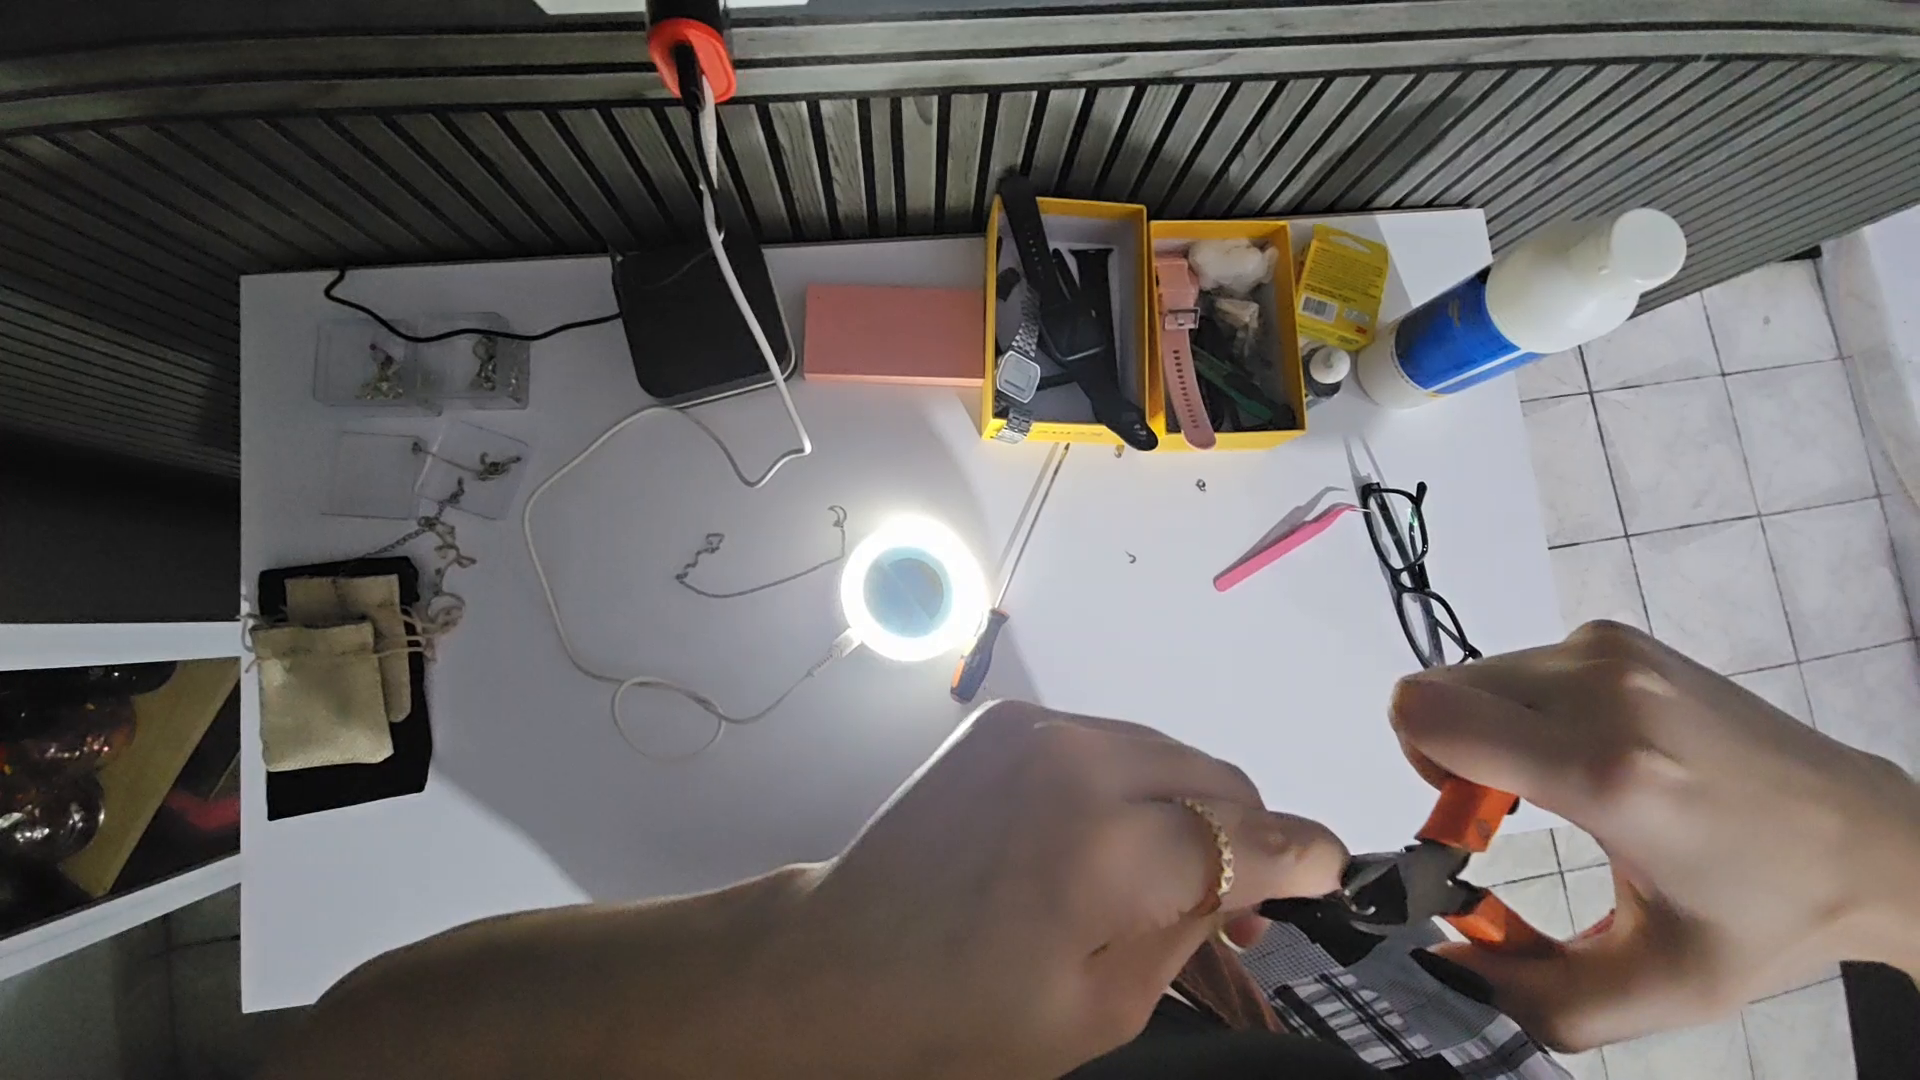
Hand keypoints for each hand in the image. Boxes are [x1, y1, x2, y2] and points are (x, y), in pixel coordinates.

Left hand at [786, 699, 1346, 1079]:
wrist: (843, 953)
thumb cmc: (970, 1013)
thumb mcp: (1103, 1006)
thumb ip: (1189, 926)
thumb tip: (1251, 880)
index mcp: (1106, 849)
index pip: (1246, 834)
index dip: (1302, 854)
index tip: (1329, 869)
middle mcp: (1078, 761)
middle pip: (1214, 774)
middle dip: (1246, 829)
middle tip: (1240, 895)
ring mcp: (1036, 726)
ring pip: (1163, 748)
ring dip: (1188, 799)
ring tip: (1173, 860)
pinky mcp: (1006, 717)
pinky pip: (1105, 739)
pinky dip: (1129, 778)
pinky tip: (1106, 826)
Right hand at [1390, 620, 1919, 1050]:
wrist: (1877, 839)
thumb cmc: (1761, 915)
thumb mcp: (1658, 985)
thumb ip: (1537, 995)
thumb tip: (1438, 970)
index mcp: (1607, 774)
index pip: (1427, 714)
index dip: (1419, 759)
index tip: (1470, 805)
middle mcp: (1600, 691)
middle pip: (1433, 693)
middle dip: (1445, 747)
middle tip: (1508, 798)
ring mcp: (1606, 651)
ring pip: (1468, 676)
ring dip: (1483, 725)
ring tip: (1552, 774)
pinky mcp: (1612, 636)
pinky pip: (1510, 664)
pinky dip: (1519, 704)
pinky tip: (1580, 743)